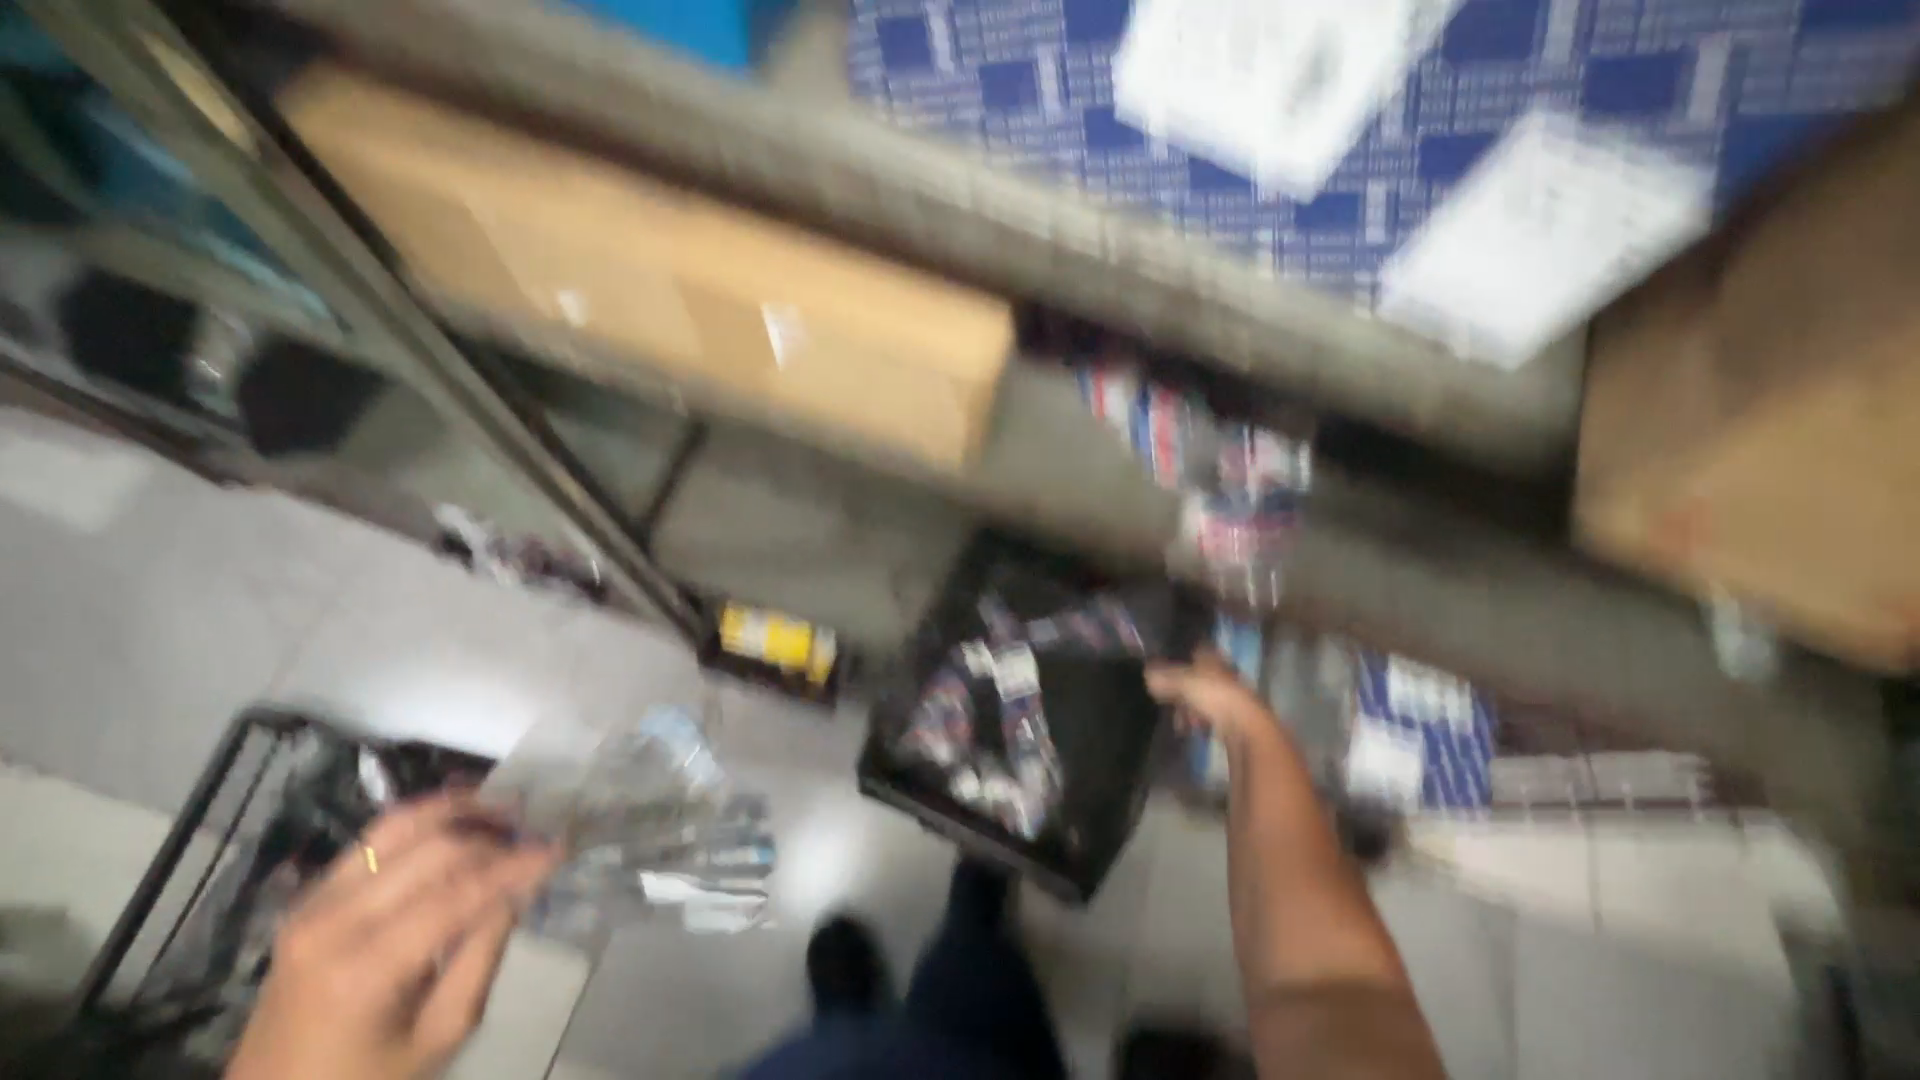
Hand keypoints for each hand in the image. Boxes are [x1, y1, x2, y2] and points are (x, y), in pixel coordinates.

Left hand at [226, 792, 559, 1079]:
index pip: (459, 891)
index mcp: (365, 969)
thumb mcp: (442, 1032)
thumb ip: (483, 954)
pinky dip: (423, 821)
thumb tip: (518, 887)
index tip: (560, 847)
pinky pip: (373, 839)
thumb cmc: (367, 1079)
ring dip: (458, 810)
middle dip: (494, 836)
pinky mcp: (309, 897)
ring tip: (503, 811)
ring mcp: (312, 904)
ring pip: (399, 824)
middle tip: (536, 837)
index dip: (516, 864)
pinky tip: (459, 822)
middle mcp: (332, 922)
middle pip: (433, 848)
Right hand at [1145, 649, 1276, 745]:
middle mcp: (1224, 675)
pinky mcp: (1235, 720)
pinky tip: (1193, 731)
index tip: (1166, 666)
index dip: (1184, 656)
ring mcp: (1231, 697)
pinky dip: (1200, 723)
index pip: (1199, 651)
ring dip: (1190, 709)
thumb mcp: (1183, 683)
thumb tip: (1147, 674)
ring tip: (1180, 722)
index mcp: (1214, 661)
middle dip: (1183, 690)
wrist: (1247, 728)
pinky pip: (1211, 718)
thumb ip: (1165, 678)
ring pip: (1205, 699)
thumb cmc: (1215, 697)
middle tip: (1167, 699)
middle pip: (1199, 678)